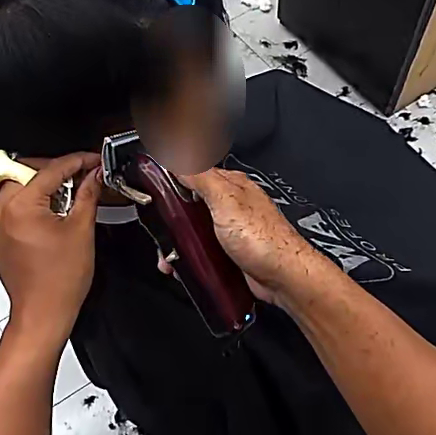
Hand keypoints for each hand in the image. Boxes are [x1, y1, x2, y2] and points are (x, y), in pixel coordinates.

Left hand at [0, 152, 101, 344]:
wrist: (43, 312)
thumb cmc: (60, 280)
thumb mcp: (82, 230)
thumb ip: (88, 195)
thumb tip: (94, 176)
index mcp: (22, 206)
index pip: (51, 169)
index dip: (77, 161)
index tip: (93, 160)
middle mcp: (2, 211)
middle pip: (26, 170)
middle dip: (55, 168)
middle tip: (82, 172)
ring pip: (16, 185)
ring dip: (42, 182)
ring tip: (69, 191)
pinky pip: (12, 205)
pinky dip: (32, 200)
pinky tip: (54, 210)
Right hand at [178, 168, 338, 307]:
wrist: (284, 277)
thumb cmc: (266, 241)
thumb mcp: (225, 200)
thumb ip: (200, 177)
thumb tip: (178, 157)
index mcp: (231, 186)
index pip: (193, 173)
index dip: (170, 182)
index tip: (151, 192)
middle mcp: (232, 206)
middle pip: (190, 206)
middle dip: (171, 220)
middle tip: (162, 232)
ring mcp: (231, 231)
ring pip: (195, 232)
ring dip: (178, 243)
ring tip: (170, 255)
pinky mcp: (230, 254)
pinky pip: (203, 252)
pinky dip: (190, 258)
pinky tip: (186, 265)